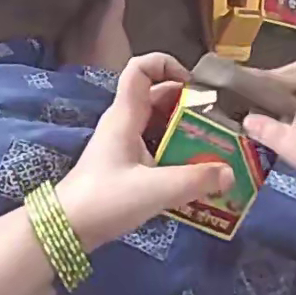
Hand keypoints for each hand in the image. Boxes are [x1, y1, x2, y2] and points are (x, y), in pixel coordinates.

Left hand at [53, 53, 233, 250]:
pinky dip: (176, 149)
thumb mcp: (153, 190)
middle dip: (189, 103)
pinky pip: (156, 143)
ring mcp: (124, 142)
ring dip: (186, 129)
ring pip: (159, 121)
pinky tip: (195, 170)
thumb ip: (194, 181)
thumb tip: (229, 172)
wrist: (65, 229)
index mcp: (125, 115)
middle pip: (158, 94)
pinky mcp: (126, 162)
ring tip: (214, 145)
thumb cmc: (104, 200)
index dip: (167, 65)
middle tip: (217, 121)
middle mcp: (125, 121)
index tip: (196, 86)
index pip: (141, 68)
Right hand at [242, 63, 295, 251]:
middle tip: (232, 91)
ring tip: (229, 107)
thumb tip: (247, 119)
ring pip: (284, 114)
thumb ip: (284, 138)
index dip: (272, 77)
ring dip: (262, 110)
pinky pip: (280, 137)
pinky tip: (241, 132)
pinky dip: (263, 132)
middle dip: (266, 88)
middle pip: (292, 92)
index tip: (239, 78)